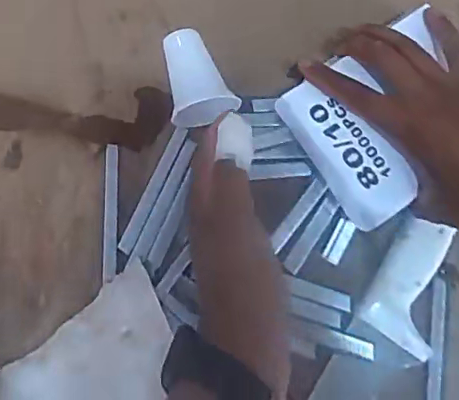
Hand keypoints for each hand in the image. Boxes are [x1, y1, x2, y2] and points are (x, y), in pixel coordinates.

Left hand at [183, 125, 288, 395]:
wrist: (249, 351)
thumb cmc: (246, 287)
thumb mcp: (240, 234)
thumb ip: (232, 190)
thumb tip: (226, 148)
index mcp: (204, 210)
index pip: (201, 161)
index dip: (210, 134)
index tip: (224, 107)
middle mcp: (205, 220)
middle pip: (206, 174)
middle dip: (216, 145)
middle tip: (237, 120)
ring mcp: (219, 240)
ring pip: (218, 190)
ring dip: (228, 165)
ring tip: (246, 145)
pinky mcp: (234, 257)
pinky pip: (234, 209)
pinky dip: (241, 189)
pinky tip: (257, 191)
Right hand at [299, 9, 458, 253]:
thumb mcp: (444, 209)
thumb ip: (417, 195)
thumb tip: (406, 190)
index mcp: (413, 127)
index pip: (359, 97)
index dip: (328, 80)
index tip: (305, 65)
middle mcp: (428, 97)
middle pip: (381, 57)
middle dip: (352, 45)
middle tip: (334, 44)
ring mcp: (456, 85)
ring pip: (410, 46)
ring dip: (383, 33)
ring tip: (364, 30)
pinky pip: (455, 50)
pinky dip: (441, 30)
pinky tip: (431, 14)